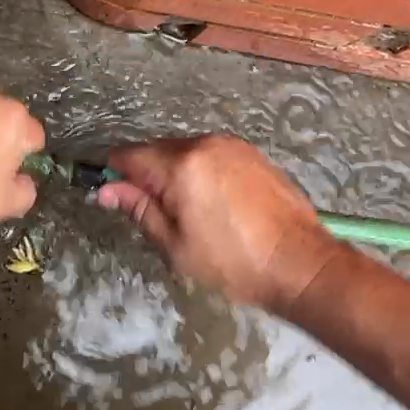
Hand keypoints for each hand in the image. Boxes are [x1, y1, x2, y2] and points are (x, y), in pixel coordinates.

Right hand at [95, 135, 342, 311]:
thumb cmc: (234, 263)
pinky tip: (214, 205)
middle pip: (156, 151)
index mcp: (180, 165)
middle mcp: (204, 144)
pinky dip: (200, 172)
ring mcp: (231, 145)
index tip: (109, 195)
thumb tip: (106, 189)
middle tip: (155, 215)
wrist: (302, 265)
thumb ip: (139, 209)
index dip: (113, 174)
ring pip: (183, 152)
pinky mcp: (251, 153)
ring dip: (174, 173)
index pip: (129, 156)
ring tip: (189, 214)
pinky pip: (210, 155)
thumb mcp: (176, 245)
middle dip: (146, 176)